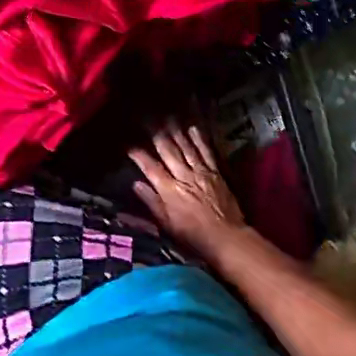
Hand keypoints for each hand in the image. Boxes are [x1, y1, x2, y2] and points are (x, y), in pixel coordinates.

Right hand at [127, 120, 245, 252]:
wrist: (226, 236)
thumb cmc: (193, 236)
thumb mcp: (167, 224)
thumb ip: (152, 202)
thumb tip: (136, 184)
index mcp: (170, 191)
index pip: (151, 168)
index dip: (139, 155)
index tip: (130, 146)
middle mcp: (184, 176)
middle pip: (168, 151)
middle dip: (157, 135)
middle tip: (148, 120)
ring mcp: (201, 172)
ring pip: (186, 147)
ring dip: (176, 132)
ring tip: (168, 118)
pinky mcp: (215, 172)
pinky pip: (205, 151)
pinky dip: (199, 139)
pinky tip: (193, 129)